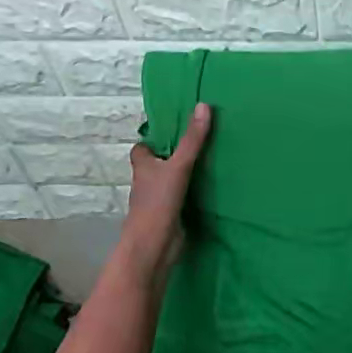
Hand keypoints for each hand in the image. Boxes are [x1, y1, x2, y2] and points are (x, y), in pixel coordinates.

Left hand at [122, 103, 211, 275]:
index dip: (152, 140)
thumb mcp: (178, 166)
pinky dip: (192, 192)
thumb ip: (192, 140)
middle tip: (197, 141)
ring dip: (183, 174)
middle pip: (156, 164)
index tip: (171, 131)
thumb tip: (204, 106)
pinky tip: (210, 187)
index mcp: (143, 168)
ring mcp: (158, 200)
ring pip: (169, 181)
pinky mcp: (171, 215)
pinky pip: (182, 197)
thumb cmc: (158, 203)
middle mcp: (147, 183)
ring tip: (210, 159)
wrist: (154, 246)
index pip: (141, 149)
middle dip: (171, 155)